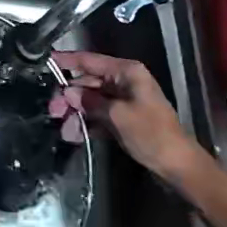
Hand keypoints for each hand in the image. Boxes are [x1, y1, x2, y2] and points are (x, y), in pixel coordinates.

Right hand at [50, 50, 204, 182]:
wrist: (179, 166)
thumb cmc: (151, 134)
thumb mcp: (118, 115)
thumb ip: (90, 101)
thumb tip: (68, 92)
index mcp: (127, 72)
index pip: (90, 60)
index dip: (67, 61)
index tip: (47, 61)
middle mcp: (125, 81)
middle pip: (89, 82)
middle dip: (70, 96)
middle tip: (53, 110)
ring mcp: (125, 99)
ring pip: (92, 100)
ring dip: (77, 114)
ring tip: (65, 131)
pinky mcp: (125, 117)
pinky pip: (100, 114)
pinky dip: (88, 123)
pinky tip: (75, 135)